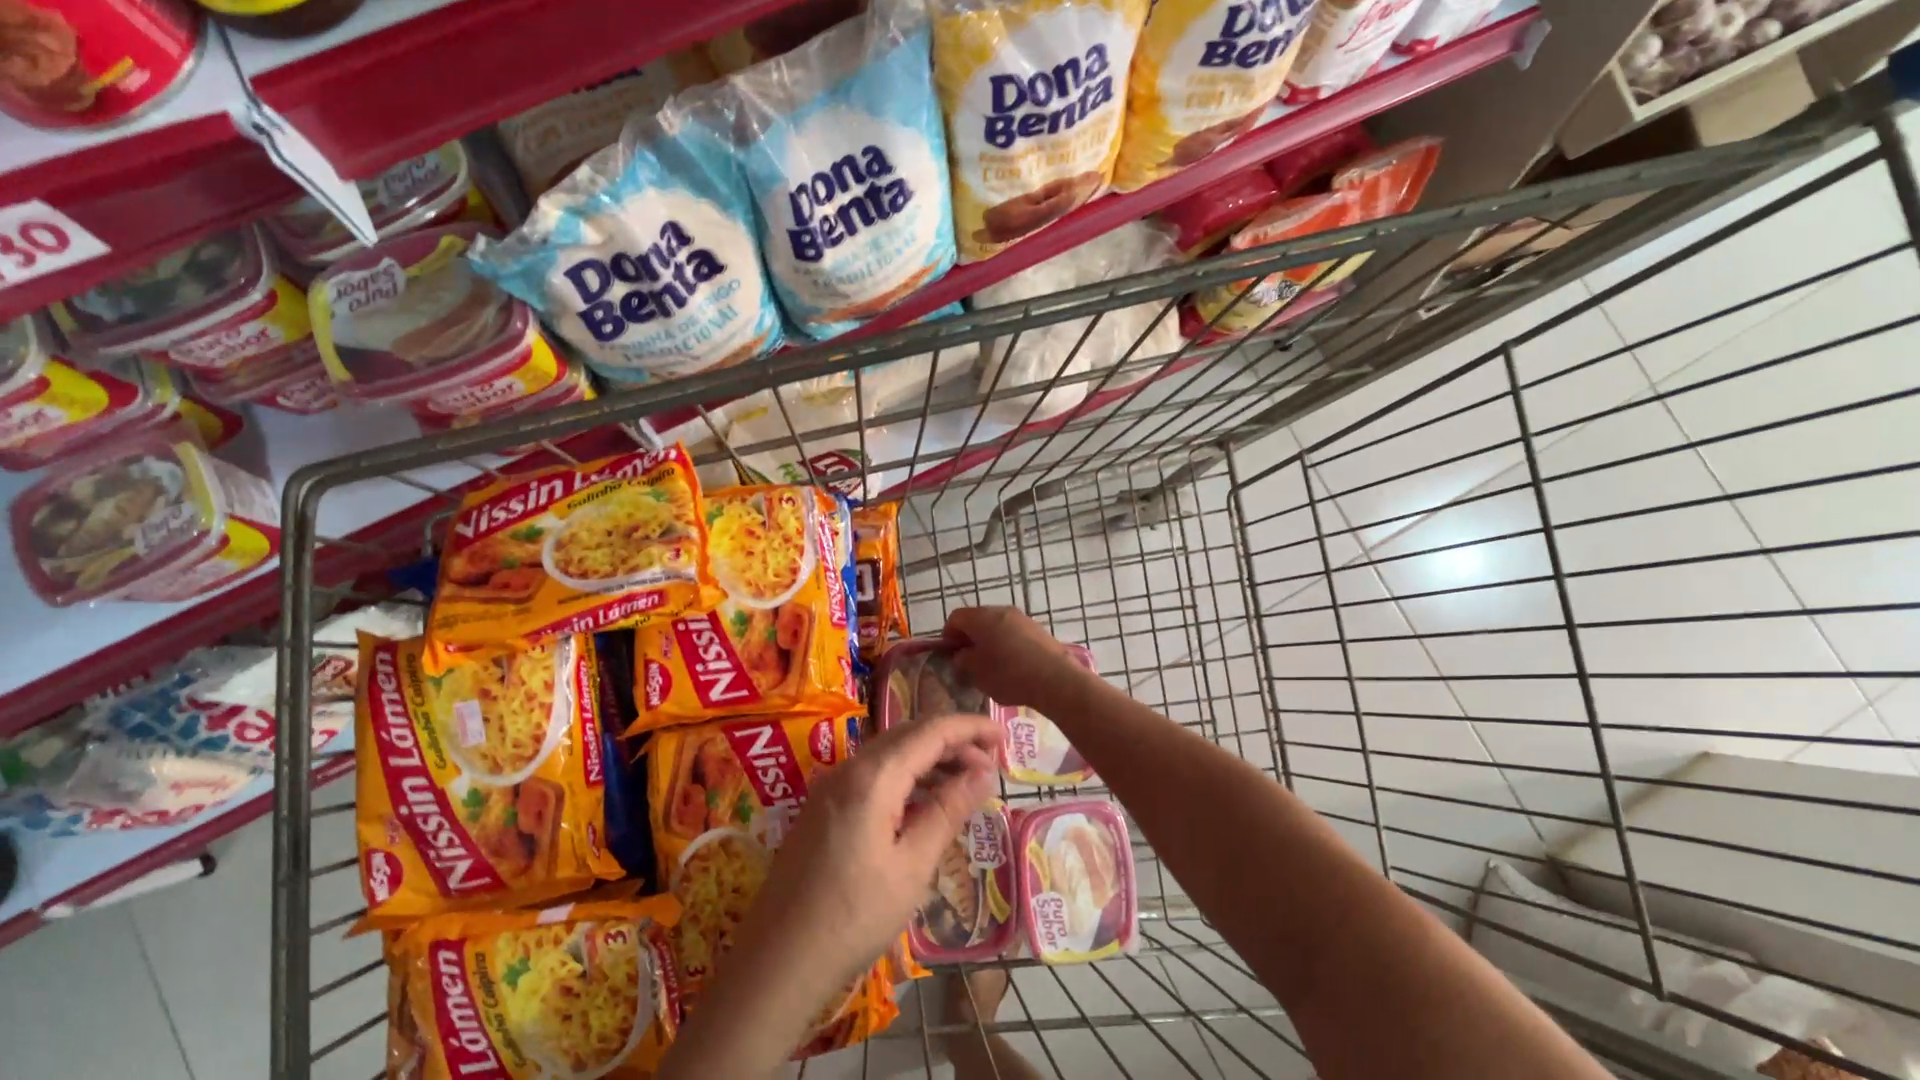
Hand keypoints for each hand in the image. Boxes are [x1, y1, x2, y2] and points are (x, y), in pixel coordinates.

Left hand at [729, 712, 999, 1002]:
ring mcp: (829, 788)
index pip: (930, 731)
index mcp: (872, 777)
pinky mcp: (822, 809)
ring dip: (930, 761)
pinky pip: (872, 776)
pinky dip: (906, 779)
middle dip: (953, 742)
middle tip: (991, 766)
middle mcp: (847, 770)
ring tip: (967, 785)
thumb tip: (984, 773)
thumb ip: (948, 811)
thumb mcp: (913, 866)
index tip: (1005, 737)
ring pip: (889, 754)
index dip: (970, 728)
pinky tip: (926, 805)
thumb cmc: (854, 916)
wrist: (779, 960)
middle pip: (908, 735)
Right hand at [944, 606, 1092, 710]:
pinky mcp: (1038, 630)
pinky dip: (1006, 644)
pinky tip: (1011, 666)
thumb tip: (962, 655)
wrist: (1057, 680)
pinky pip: (1013, 632)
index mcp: (982, 618)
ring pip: (996, 626)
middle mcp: (1002, 611)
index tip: (950, 655)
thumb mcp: (977, 673)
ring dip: (989, 641)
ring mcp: (1022, 618)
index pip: (955, 617)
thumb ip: (963, 661)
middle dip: (969, 638)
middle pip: (977, 619)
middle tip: (968, 661)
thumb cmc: (1010, 675)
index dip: (948, 635)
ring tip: (991, 666)